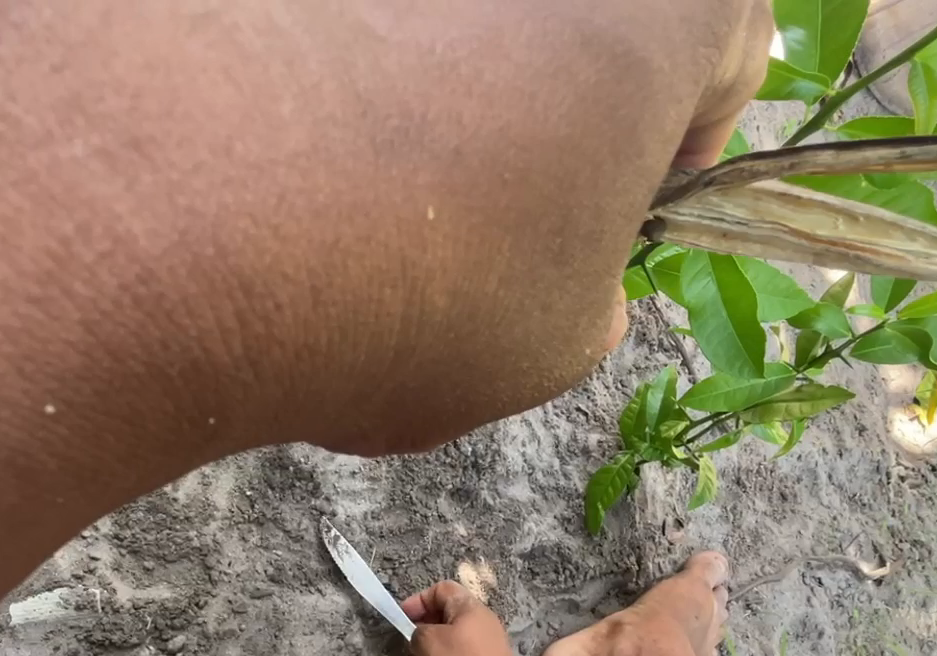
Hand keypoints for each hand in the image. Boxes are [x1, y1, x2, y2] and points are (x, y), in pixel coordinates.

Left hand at [12, 0, 774, 456]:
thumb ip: (590, 294)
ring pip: (453, 33)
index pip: (728, 54)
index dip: (682, 146)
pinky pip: (338, 40)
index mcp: (662, 1)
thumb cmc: (433, 294)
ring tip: (352, 210)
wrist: (208, 226)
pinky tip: (279, 164)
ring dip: (428, 106)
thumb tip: (567, 278)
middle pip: (575, 33)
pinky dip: (327, 88)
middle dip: (546, 126)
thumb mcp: (554, 341)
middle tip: (481, 225)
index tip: (621, 211)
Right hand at [401, 582, 534, 655]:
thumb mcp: (426, 642)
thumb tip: (421, 637)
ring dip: (429, 652)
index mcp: (471, 609)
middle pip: (446, 616)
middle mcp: (482, 625)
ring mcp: (486, 650)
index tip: (402, 619)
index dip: (418, 600)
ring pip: (449, 642)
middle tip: (408, 644)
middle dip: (422, 628)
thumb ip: (417, 632)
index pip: (442, 590)